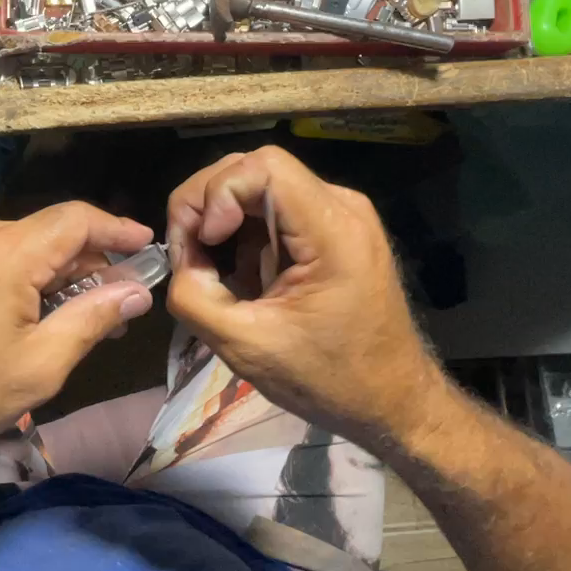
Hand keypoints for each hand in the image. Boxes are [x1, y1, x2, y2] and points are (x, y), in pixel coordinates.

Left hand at [0, 202, 156, 492]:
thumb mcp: (40, 365)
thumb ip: (93, 318)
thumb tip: (137, 292)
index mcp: (3, 252)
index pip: (75, 220)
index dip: (117, 228)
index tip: (147, 244)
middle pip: (51, 232)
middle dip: (91, 262)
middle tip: (121, 302)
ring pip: (25, 244)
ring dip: (58, 273)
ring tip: (85, 314)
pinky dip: (26, 275)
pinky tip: (41, 310)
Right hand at [165, 146, 451, 449]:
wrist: (392, 403)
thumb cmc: (329, 379)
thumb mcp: (246, 347)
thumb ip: (195, 298)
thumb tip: (178, 263)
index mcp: (333, 230)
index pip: (262, 167)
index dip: (218, 193)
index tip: (205, 242)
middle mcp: (340, 207)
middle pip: (253, 168)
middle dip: (207, 203)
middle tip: (188, 253)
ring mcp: (336, 215)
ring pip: (257, 185)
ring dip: (219, 217)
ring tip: (205, 265)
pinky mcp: (327, 230)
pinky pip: (270, 209)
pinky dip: (238, 230)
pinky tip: (233, 270)